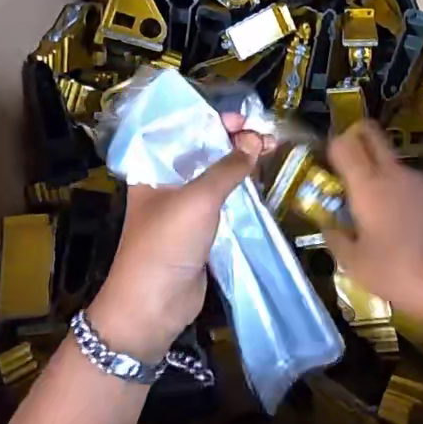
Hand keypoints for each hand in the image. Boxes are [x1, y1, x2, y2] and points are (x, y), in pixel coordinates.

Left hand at [91, 116, 268, 361]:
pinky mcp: (198, 227)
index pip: (183, 129)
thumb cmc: (166, 243)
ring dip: (239, 162)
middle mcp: (165, 180)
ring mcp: (182, 204)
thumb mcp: (198, 199)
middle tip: (265, 134)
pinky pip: (220, 198)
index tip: (245, 118)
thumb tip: (255, 140)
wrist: (152, 305)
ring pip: (213, 173)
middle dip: (232, 139)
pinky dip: (239, 186)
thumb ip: (228, 168)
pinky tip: (259, 177)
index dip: (213, 119)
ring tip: (270, 149)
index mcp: (152, 166)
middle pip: (201, 149)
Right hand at [324, 120, 422, 328]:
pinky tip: (393, 221)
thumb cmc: (400, 271)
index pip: (343, 144)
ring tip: (366, 203)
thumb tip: (329, 228)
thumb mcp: (356, 265)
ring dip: (376, 170)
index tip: (323, 162)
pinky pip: (406, 182)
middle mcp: (392, 174)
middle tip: (342, 164)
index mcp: (367, 184)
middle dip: (355, 139)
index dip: (331, 146)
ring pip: (390, 161)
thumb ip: (338, 241)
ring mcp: (419, 183)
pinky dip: (395, 190)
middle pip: (371, 137)